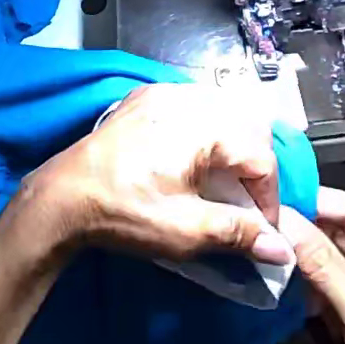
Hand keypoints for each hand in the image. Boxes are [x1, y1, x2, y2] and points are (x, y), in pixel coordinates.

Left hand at [21, 84, 291, 264]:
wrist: (61, 198)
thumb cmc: (125, 213)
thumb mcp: (185, 231)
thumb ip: (238, 233)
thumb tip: (283, 250)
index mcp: (206, 127)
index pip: (261, 158)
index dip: (268, 197)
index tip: (262, 229)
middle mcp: (192, 99)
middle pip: (249, 126)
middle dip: (255, 166)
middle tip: (244, 201)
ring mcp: (168, 92)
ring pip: (225, 109)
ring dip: (233, 142)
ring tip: (221, 177)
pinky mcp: (148, 97)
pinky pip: (196, 103)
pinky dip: (206, 126)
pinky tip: (194, 153)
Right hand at [282, 189, 344, 343]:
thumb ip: (323, 265)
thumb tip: (284, 220)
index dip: (315, 202)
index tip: (270, 202)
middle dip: (307, 237)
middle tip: (263, 236)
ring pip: (338, 265)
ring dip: (308, 268)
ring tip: (270, 264)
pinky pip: (339, 293)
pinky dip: (316, 295)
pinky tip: (291, 297)